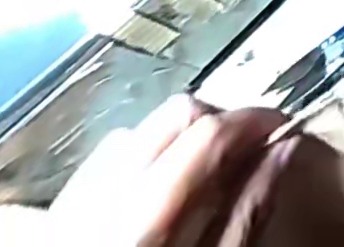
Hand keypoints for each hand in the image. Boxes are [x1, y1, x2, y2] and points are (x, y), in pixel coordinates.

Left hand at [51, 94, 298, 246]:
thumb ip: (246, 215)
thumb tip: (283, 148)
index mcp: (136, 227)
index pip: (205, 134)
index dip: (254, 120)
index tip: (284, 129)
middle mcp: (97, 207)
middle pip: (173, 117)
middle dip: (223, 121)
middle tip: (255, 146)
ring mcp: (70, 213)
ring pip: (144, 132)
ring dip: (189, 137)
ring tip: (217, 169)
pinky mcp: (59, 224)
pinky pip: (114, 162)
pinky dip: (153, 158)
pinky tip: (172, 191)